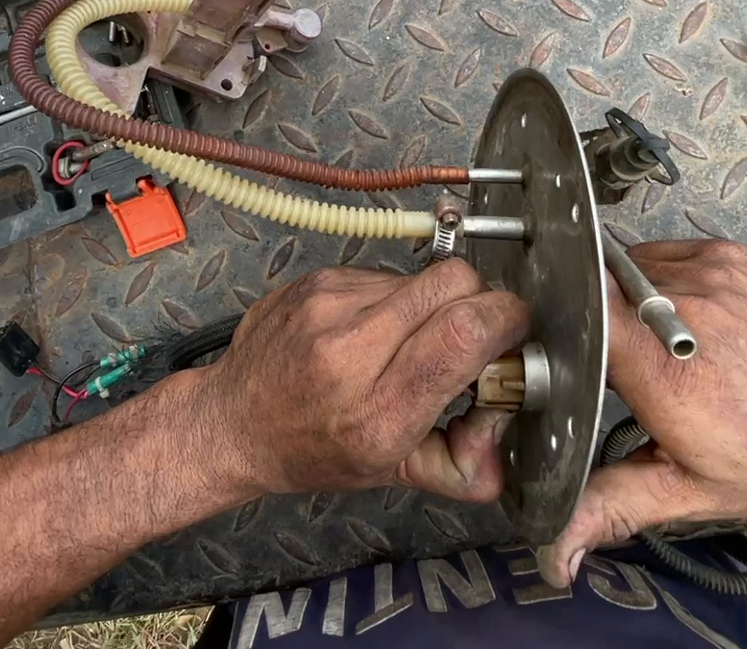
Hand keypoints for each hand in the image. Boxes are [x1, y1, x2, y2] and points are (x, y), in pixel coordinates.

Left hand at [191, 260, 528, 501]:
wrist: (233, 418)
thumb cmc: (310, 448)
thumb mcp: (389, 473)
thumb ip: (464, 465)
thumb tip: (509, 429)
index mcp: (377, 410)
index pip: (462, 332)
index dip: (506, 322)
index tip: (513, 336)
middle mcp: (350, 347)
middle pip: (454, 283)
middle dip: (481, 303)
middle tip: (469, 337)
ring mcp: (330, 302)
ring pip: (424, 274)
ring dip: (435, 303)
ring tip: (409, 340)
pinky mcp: (319, 278)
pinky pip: (388, 273)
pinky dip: (399, 298)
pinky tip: (375, 327)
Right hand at [540, 239, 746, 585]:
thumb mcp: (693, 492)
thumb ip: (611, 505)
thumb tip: (554, 549)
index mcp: (664, 372)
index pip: (578, 316)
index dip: (559, 332)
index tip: (563, 355)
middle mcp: (682, 309)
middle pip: (598, 293)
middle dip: (598, 326)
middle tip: (625, 367)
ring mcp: (709, 273)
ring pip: (628, 269)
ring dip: (628, 300)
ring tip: (659, 343)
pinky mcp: (729, 253)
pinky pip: (663, 254)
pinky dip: (660, 279)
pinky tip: (686, 316)